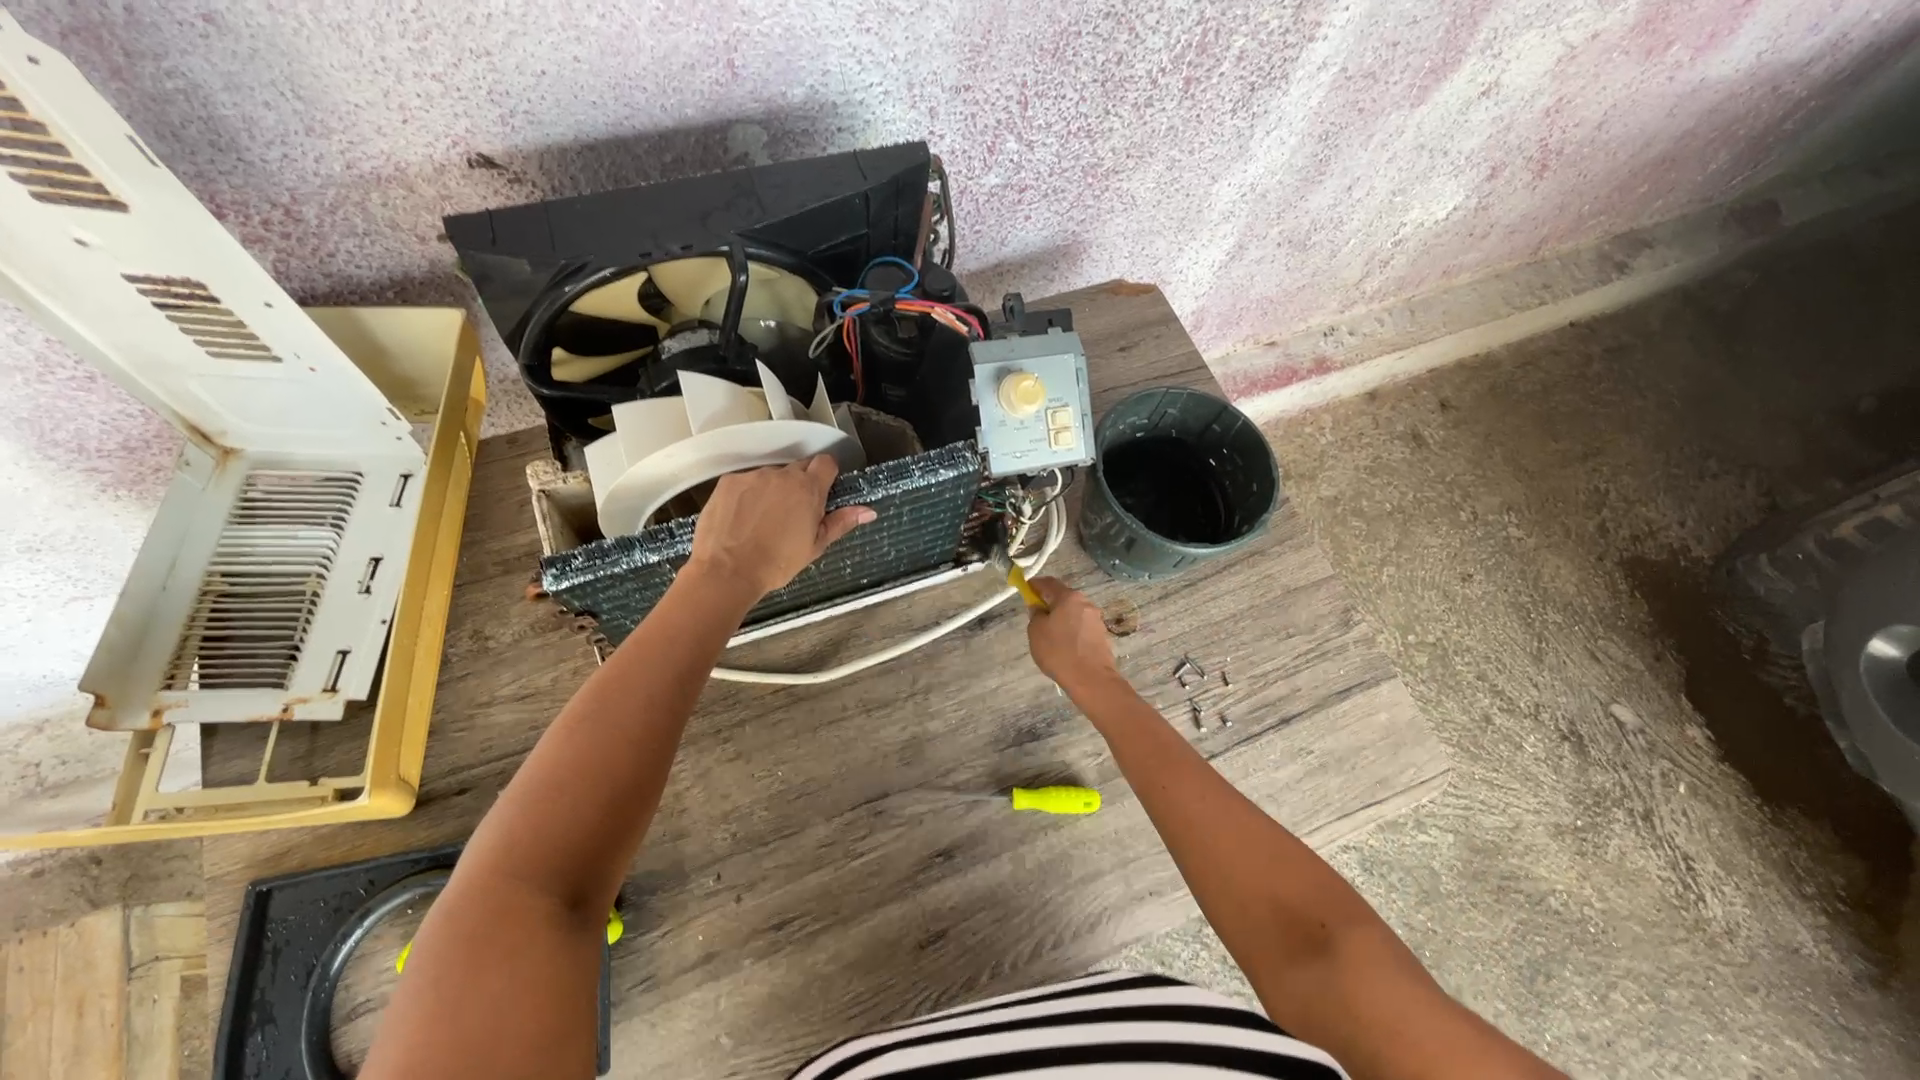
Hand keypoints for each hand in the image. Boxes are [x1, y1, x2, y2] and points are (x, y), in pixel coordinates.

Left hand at [686, 455, 874, 597]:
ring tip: (764, 520)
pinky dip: (747, 495)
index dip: (827, 475)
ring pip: (770, 476)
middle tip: (794, 513)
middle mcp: (781, 476)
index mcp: (808, 489)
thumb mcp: (815, 546)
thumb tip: (868, 511)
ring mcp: (753, 476)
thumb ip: (841, 522)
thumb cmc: (776, 564)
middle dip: (800, 485)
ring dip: (772, 490)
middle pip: (798, 468)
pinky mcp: (728, 482)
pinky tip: (743, 518)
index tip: (823, 491)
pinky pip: (745, 482)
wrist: (727, 571)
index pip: (826, 462)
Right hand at [1025, 577, 1121, 695]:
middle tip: (1036, 615)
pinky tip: (1064, 644)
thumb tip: (1039, 608)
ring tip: (1050, 634)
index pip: (1048, 583)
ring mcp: (1095, 619)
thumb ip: (1035, 614)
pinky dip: (1070, 629)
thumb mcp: (1036, 631)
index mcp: (1069, 597)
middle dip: (1049, 602)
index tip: (1025, 589)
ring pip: (1072, 612)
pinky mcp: (1101, 635)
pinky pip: (1080, 626)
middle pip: (1063, 597)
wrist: (1091, 678)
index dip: (1034, 585)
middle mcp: (1085, 603)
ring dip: (1060, 617)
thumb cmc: (1059, 652)